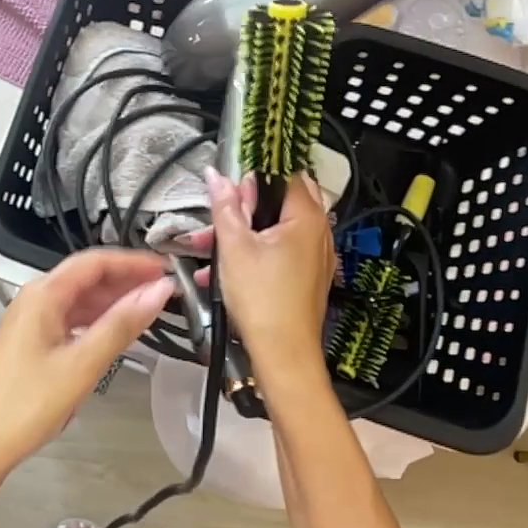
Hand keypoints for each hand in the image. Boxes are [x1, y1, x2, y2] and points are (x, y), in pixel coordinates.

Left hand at [0, 250, 173, 476]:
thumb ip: (122, 325)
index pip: (95, 262)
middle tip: (165, 290)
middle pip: (87, 277)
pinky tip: (118, 331)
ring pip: (81, 299)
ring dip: (115, 301)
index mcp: (43, 295)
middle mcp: (36, 299)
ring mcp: (33, 321)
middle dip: (127, 280)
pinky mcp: (34, 341)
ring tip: (150, 309)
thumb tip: (159, 291)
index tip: (166, 269)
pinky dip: (99, 320)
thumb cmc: (28, 403)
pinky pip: (72, 319)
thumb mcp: (82, 364)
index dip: (133, 262)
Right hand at [201, 168, 335, 384]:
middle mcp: (319, 232)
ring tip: (208, 248)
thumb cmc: (262, 301)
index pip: (286, 172)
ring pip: (274, 229)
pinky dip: (253, 254)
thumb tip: (217, 175)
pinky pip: (278, 252)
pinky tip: (221, 271)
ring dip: (241, 233)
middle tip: (216, 217)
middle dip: (243, 207)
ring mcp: (315, 256)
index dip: (256, 173)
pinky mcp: (306, 276)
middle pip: (279, 201)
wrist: (283, 354)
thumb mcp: (233, 246)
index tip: (231, 182)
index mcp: (307, 217)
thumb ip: (225, 206)